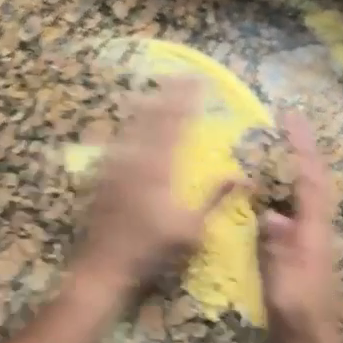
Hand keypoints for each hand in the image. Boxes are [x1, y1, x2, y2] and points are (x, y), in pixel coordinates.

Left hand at [74, 78, 237, 291]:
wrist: (103, 266)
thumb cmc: (151, 249)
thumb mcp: (191, 228)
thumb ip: (215, 198)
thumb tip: (243, 176)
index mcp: (160, 166)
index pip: (177, 122)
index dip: (187, 97)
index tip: (197, 79)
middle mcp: (135, 157)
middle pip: (151, 116)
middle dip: (165, 93)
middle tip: (176, 75)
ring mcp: (113, 165)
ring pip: (129, 125)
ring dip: (143, 106)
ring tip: (151, 91)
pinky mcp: (99, 177)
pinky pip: (113, 142)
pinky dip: (124, 129)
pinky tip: (122, 128)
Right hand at [257, 111, 342, 342]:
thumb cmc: (298, 326)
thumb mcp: (284, 291)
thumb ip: (279, 253)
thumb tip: (272, 215)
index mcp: (314, 238)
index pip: (310, 183)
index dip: (301, 148)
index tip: (289, 117)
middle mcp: (319, 235)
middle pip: (316, 183)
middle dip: (304, 150)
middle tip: (286, 122)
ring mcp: (315, 246)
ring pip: (310, 197)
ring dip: (299, 168)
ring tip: (280, 147)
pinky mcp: (307, 258)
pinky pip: (300, 213)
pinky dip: (290, 193)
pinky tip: (275, 196)